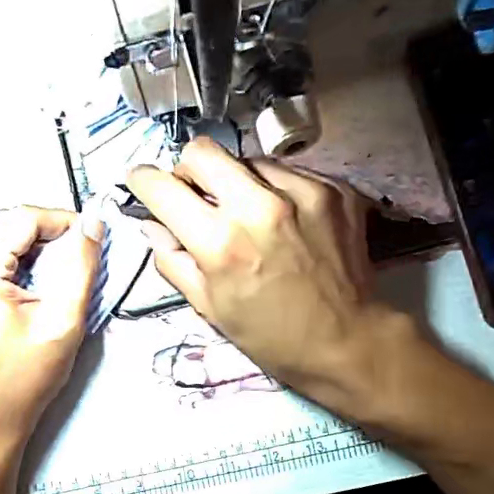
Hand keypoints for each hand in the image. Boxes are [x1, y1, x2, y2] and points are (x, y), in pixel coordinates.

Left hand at [0, 207, 97, 466]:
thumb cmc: (22, 379)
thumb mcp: (63, 322)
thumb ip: (80, 267)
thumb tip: (92, 226)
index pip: (20, 217)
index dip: (61, 220)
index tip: (90, 236)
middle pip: (1, 220)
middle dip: (42, 231)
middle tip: (75, 256)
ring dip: (21, 241)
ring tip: (51, 269)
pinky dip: (2, 254)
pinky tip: (23, 280)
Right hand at [127, 139, 403, 408]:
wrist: (349, 342)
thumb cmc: (274, 339)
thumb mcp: (212, 310)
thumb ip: (173, 261)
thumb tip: (153, 225)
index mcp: (221, 243)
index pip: (161, 185)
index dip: (144, 182)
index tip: (147, 187)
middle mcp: (259, 206)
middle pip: (202, 151)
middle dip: (190, 171)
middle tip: (200, 198)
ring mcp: (302, 192)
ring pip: (249, 159)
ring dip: (240, 182)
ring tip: (254, 217)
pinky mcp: (334, 190)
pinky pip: (289, 173)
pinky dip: (279, 191)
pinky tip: (288, 222)